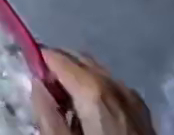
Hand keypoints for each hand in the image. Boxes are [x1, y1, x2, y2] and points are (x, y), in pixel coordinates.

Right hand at [28, 48, 155, 134]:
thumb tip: (37, 84)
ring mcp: (134, 99)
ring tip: (66, 107)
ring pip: (96, 72)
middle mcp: (116, 86)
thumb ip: (47, 116)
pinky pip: (113, 88)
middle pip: (78, 59)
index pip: (57, 57)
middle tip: (44, 92)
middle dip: (59, 68)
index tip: (28, 77)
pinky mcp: (144, 115)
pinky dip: (96, 90)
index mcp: (94, 91)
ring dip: (77, 78)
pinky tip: (91, 116)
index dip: (39, 63)